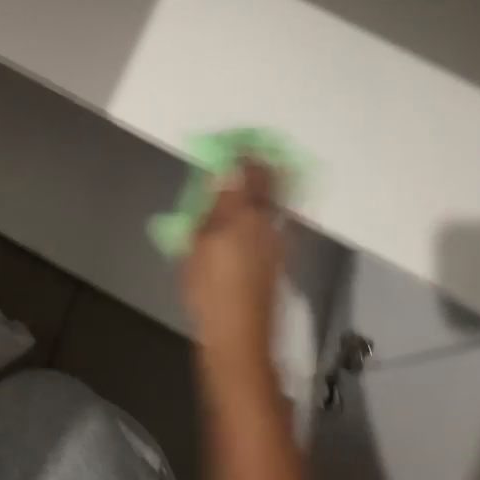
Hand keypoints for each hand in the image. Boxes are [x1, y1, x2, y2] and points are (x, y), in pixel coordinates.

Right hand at [184, 160, 284, 385]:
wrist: (240, 339)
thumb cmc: (210, 290)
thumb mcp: (198, 244)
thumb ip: (210, 208)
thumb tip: (221, 179)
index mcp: (245, 213)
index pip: (249, 170)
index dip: (243, 152)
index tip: (235, 140)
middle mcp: (269, 221)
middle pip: (272, 182)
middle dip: (263, 163)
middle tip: (253, 150)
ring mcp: (279, 241)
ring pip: (277, 201)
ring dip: (268, 184)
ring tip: (254, 177)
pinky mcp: (281, 259)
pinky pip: (276, 220)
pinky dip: (269, 208)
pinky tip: (256, 213)